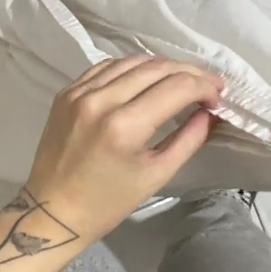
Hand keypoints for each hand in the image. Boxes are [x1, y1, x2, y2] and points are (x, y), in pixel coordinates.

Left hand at [25, 55, 221, 239]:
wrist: (52, 210)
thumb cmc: (107, 202)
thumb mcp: (156, 175)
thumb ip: (188, 139)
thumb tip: (209, 112)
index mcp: (125, 126)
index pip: (176, 87)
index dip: (204, 86)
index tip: (218, 95)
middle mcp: (100, 100)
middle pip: (156, 67)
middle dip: (189, 72)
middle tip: (207, 84)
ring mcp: (79, 92)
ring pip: (130, 61)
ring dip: (161, 66)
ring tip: (180, 79)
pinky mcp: (66, 92)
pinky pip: (105, 68)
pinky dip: (130, 68)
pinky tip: (145, 78)